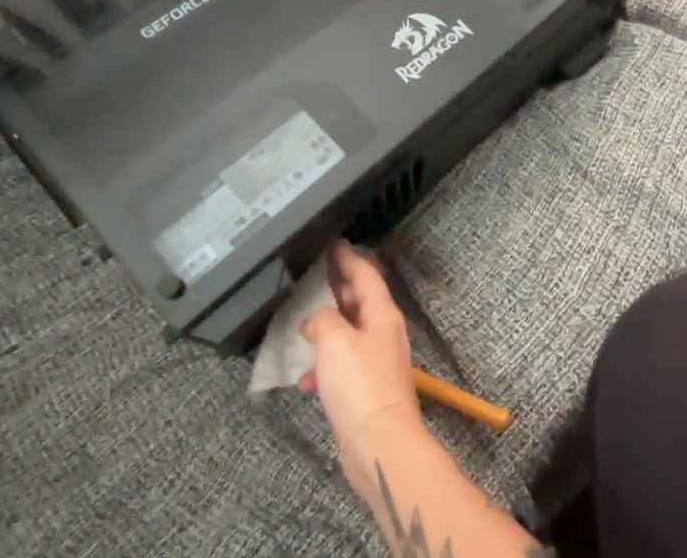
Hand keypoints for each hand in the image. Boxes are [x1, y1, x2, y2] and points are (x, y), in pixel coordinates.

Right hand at [299, 241, 422, 485]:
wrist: (378, 442)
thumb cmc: (360, 384)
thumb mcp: (335, 340)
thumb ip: (322, 320)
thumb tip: (316, 321)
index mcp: (382, 314)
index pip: (366, 275)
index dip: (349, 258)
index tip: (334, 244)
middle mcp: (383, 333)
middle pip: (360, 302)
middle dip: (338, 289)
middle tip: (314, 276)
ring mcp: (377, 362)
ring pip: (349, 334)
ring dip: (328, 328)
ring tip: (302, 324)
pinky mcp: (366, 389)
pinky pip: (342, 368)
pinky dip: (324, 368)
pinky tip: (304, 381)